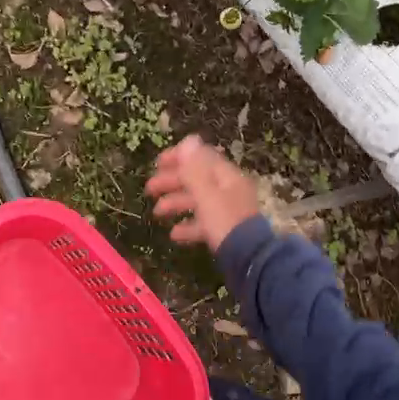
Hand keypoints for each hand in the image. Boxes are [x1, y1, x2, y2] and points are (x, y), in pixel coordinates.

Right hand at [145, 135, 260, 250]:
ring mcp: (227, 211)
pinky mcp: (225, 231)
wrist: (249, 259)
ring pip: (198, 201)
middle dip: (171, 182)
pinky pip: (204, 223)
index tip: (157, 163)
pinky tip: (174, 234)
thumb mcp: (206, 194)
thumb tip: (189, 140)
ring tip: (157, 213)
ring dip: (176, 203)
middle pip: (196, 179)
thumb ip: (195, 169)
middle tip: (149, 189)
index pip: (201, 158)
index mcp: (226, 176)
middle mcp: (228, 189)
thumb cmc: (225, 222)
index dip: (179, 157)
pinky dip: (188, 226)